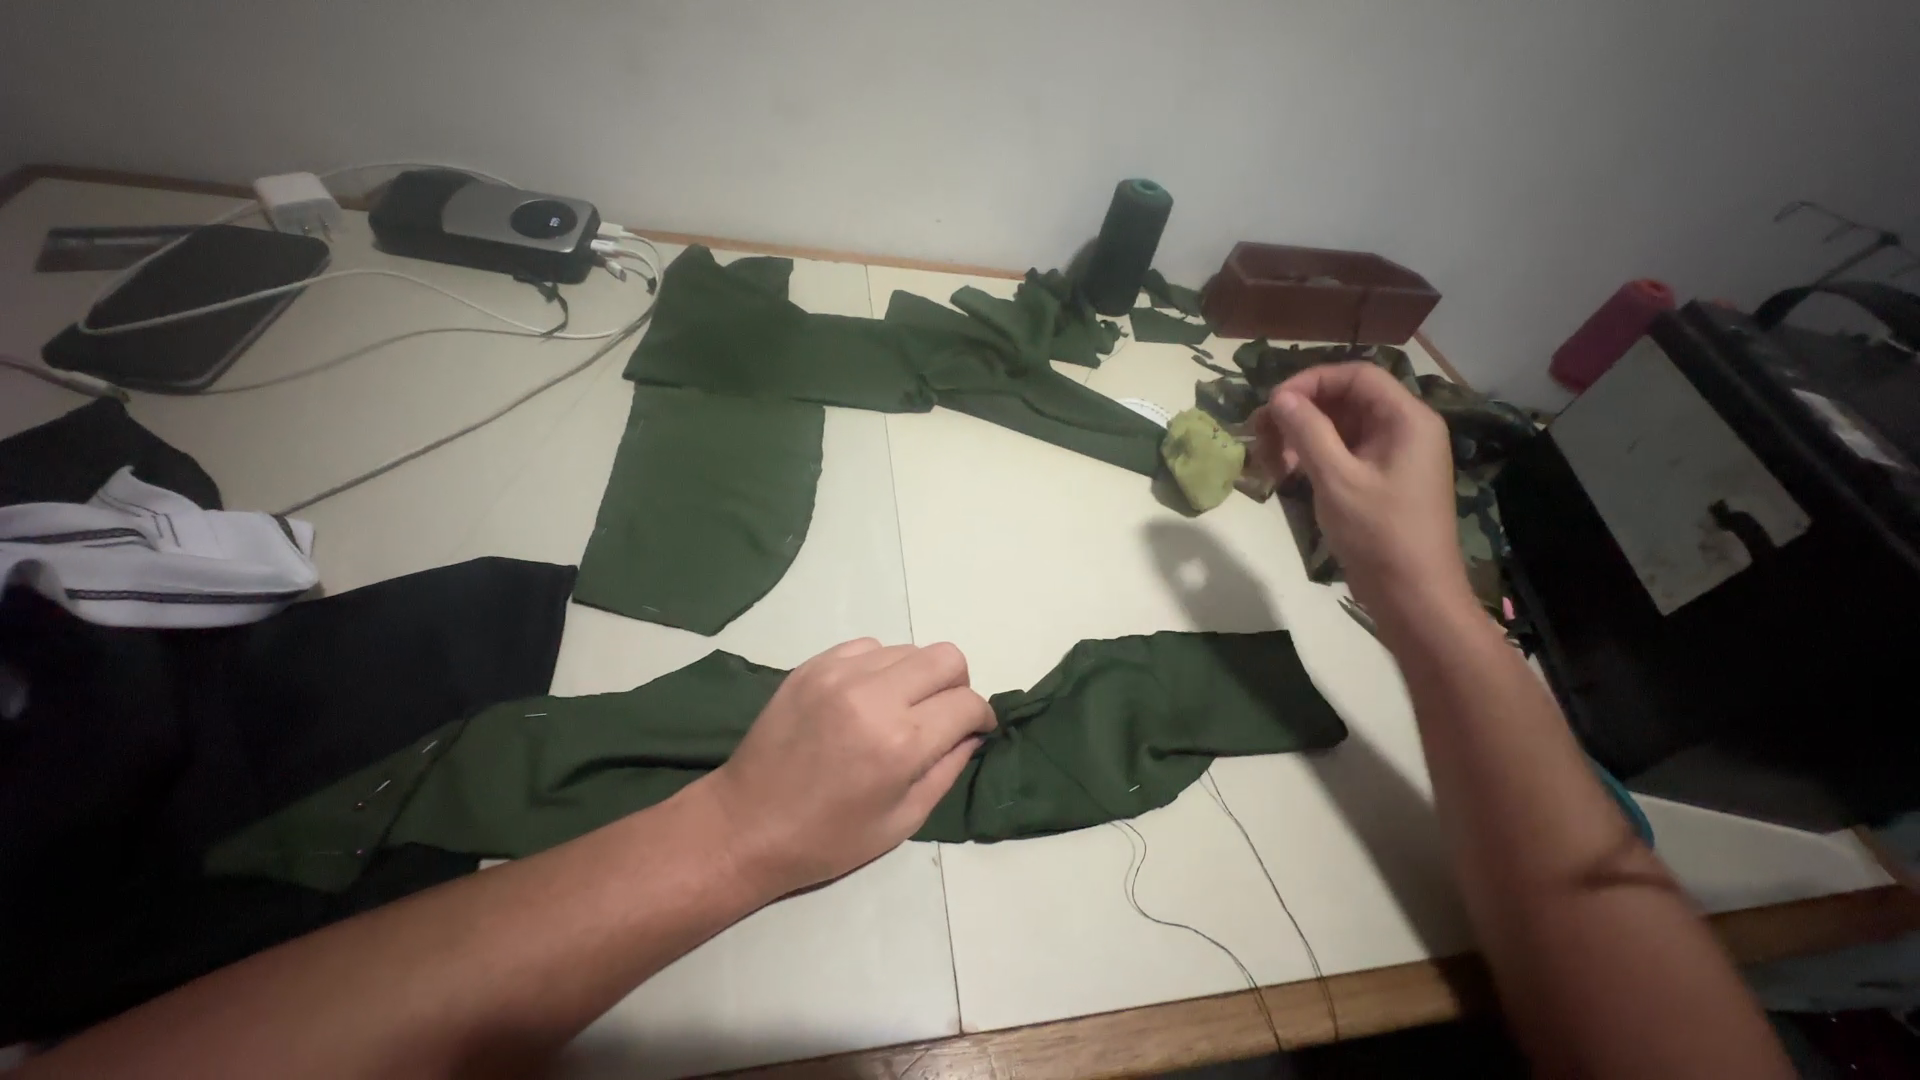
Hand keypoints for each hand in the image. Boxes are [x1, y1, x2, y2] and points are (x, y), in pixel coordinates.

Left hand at [701, 639, 994, 895]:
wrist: (746, 824)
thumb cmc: (828, 838)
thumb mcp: (903, 820)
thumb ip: (947, 768)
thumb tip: (971, 732)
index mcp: (901, 742)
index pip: (967, 702)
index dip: (980, 717)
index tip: (974, 730)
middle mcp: (874, 696)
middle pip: (946, 658)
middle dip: (956, 686)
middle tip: (941, 716)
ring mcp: (839, 674)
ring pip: (908, 649)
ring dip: (916, 676)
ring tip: (898, 709)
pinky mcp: (812, 666)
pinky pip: (868, 647)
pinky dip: (880, 667)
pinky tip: (864, 699)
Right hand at [1252, 362, 1473, 621]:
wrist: (1412, 594)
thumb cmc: (1379, 533)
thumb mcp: (1337, 479)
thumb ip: (1308, 432)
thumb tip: (1279, 398)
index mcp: (1407, 419)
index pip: (1356, 375)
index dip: (1310, 382)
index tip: (1273, 403)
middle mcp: (1404, 429)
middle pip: (1346, 399)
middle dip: (1301, 412)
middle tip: (1262, 435)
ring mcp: (1393, 455)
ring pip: (1340, 427)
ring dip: (1302, 436)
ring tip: (1272, 462)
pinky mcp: (1381, 479)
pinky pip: (1343, 452)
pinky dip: (1314, 456)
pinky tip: (1289, 474)